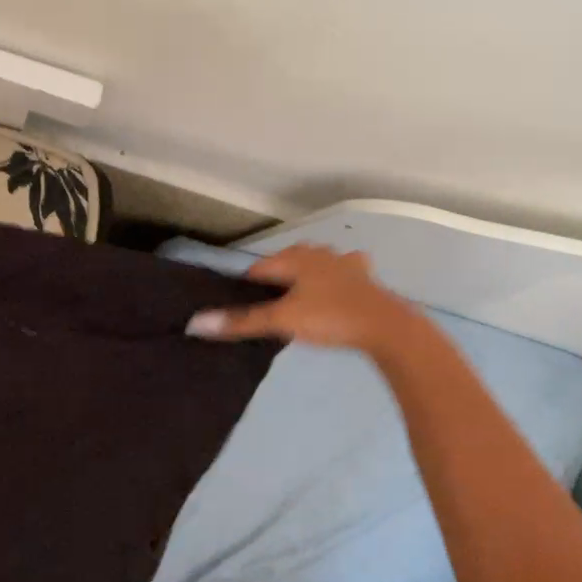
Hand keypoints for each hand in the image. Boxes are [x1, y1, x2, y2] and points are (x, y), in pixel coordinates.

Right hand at [185, 244, 421, 351]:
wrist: (387, 327)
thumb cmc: (329, 317)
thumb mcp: (280, 321)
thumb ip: (240, 322)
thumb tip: (195, 323)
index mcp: (296, 258)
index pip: (258, 268)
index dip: (247, 286)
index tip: (243, 306)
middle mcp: (319, 254)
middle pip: (287, 261)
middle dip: (277, 276)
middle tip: (268, 303)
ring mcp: (346, 263)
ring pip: (317, 262)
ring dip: (306, 274)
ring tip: (297, 295)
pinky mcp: (366, 278)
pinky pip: (343, 271)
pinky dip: (335, 278)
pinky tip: (336, 289)